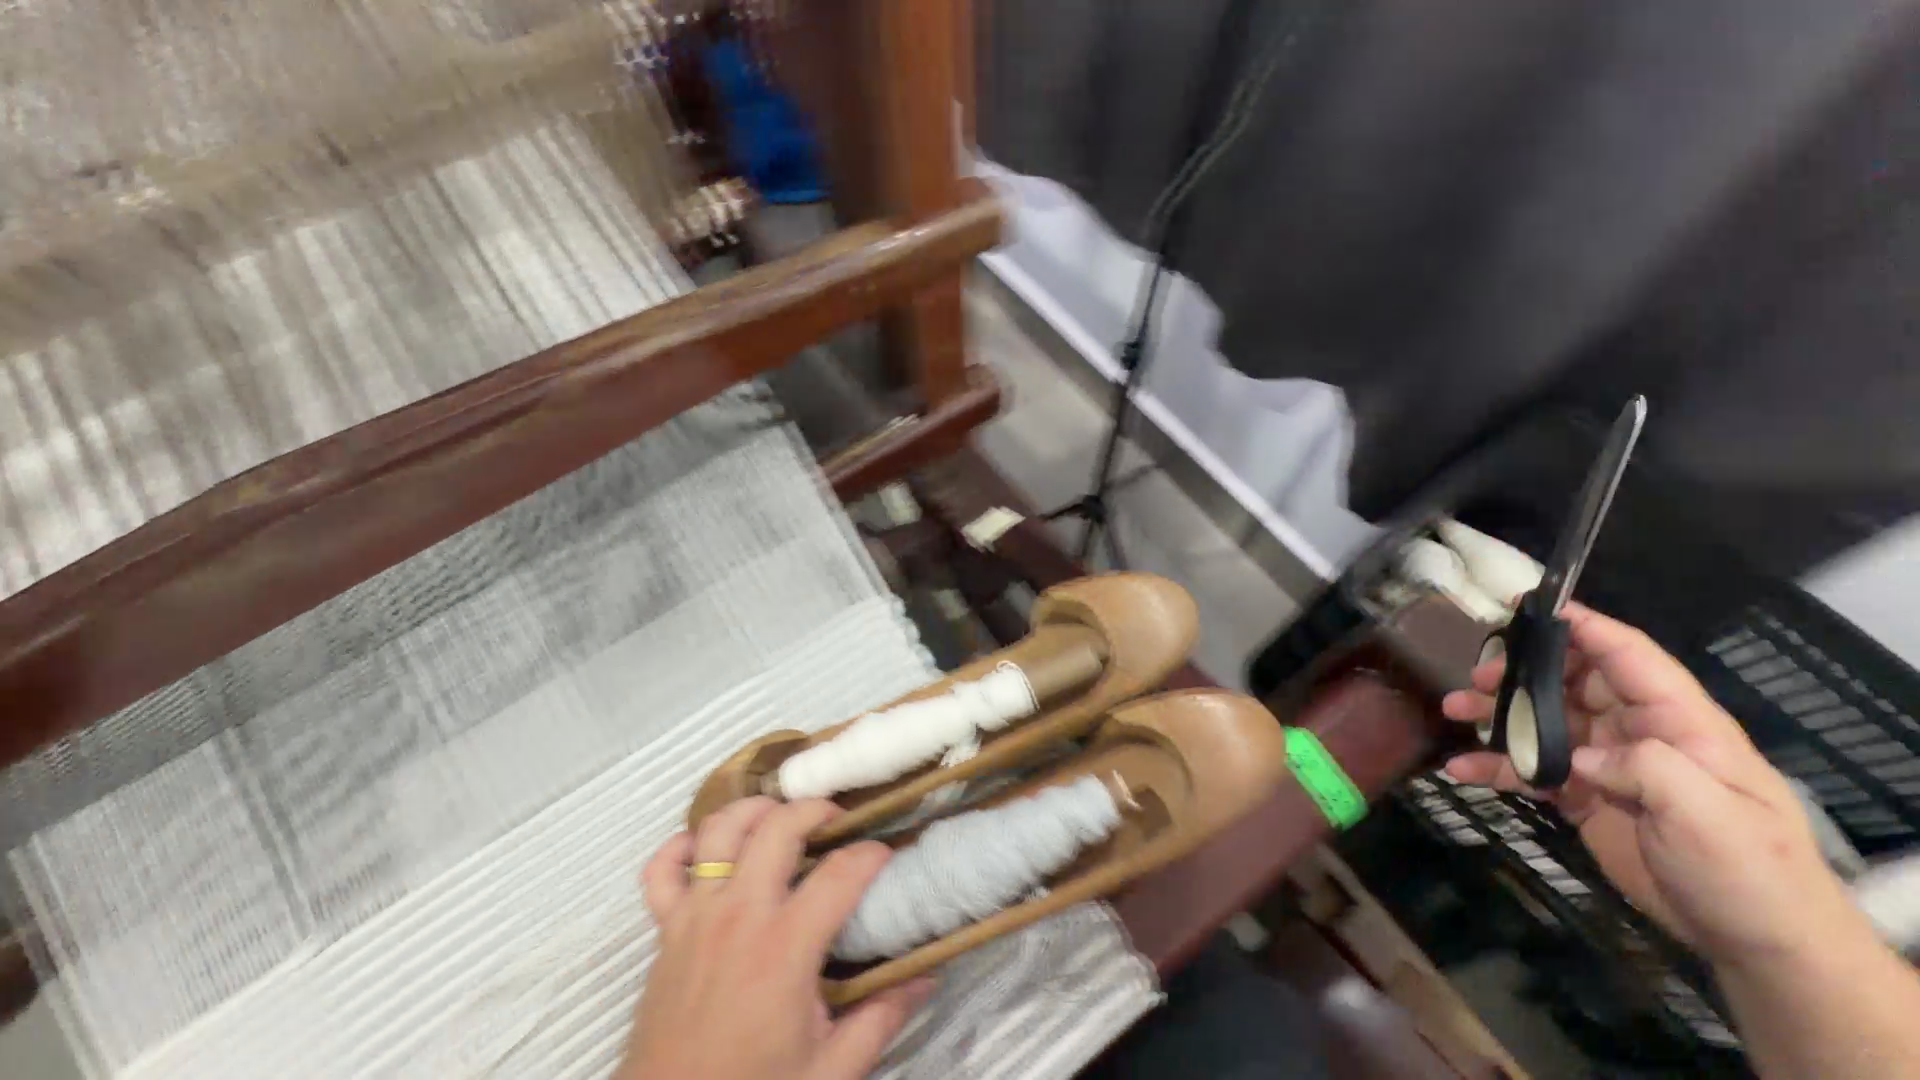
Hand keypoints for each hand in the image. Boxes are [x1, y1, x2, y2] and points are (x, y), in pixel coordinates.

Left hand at [618, 797, 933, 1079]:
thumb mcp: (831, 1069)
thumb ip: (881, 1018)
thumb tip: (926, 977)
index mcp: (785, 947)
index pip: (840, 874)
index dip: (871, 854)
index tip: (886, 854)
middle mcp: (739, 914)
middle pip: (778, 828)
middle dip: (815, 809)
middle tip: (838, 819)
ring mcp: (695, 915)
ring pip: (719, 831)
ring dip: (753, 811)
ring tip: (779, 816)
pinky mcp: (664, 929)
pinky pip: (661, 869)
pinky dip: (681, 847)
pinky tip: (705, 848)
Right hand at [1441, 603, 1861, 964]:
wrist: (1755, 940)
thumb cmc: (1747, 870)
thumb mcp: (1709, 814)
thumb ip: (1646, 767)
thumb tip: (1579, 752)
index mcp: (1679, 723)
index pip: (1628, 657)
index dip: (1582, 626)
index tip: (1528, 607)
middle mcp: (1639, 734)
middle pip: (1573, 683)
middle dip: (1523, 671)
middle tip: (1478, 675)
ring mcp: (1610, 767)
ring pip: (1544, 723)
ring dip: (1498, 714)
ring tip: (1453, 710)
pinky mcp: (1586, 799)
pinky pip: (1532, 771)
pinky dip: (1495, 767)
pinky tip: (1462, 770)